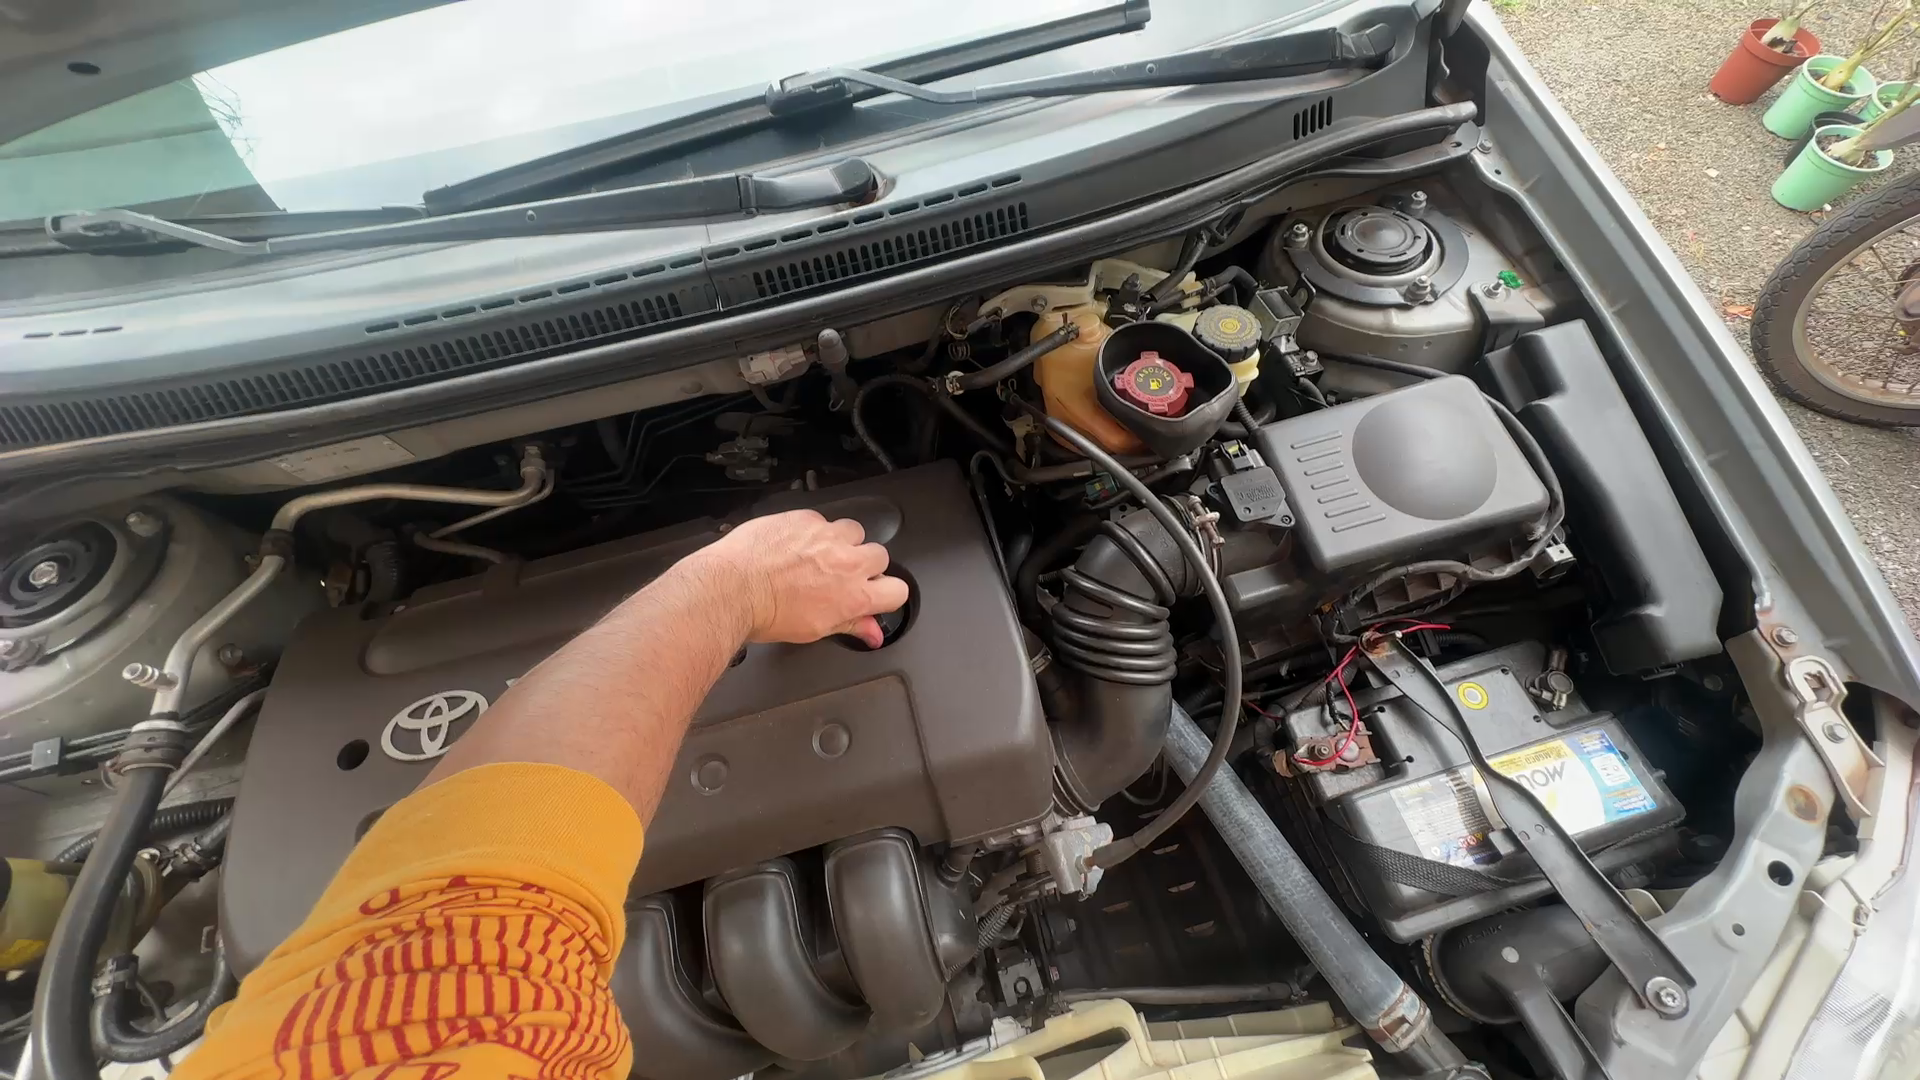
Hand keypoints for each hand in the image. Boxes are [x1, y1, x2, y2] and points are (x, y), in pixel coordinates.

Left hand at [692, 509, 908, 648]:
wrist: (732, 587)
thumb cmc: (767, 612)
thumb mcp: (815, 630)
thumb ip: (851, 626)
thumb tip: (872, 633)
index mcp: (854, 594)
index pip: (898, 590)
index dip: (888, 594)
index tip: (874, 595)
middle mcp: (847, 562)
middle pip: (881, 555)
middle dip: (865, 565)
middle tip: (840, 575)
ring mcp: (827, 536)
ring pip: (854, 531)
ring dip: (843, 542)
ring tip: (818, 554)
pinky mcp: (805, 518)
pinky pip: (821, 520)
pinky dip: (812, 531)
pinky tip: (794, 545)